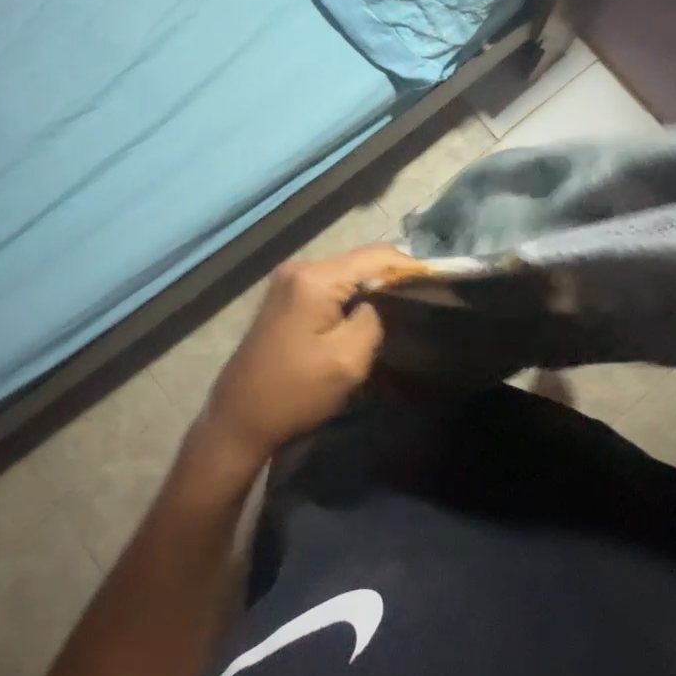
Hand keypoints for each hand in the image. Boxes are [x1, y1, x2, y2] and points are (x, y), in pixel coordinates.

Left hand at [200, 245, 422, 465]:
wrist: (238, 419)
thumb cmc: (294, 393)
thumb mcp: (347, 360)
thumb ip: (373, 319)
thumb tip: (381, 300)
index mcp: (314, 278)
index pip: (376, 256)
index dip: (409, 268)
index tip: (437, 288)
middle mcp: (299, 268)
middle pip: (359, 262)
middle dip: (390, 280)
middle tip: (421, 304)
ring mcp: (287, 282)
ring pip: (345, 275)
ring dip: (370, 291)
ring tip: (398, 313)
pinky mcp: (284, 299)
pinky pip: (328, 288)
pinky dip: (350, 299)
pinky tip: (364, 319)